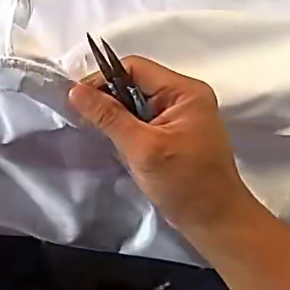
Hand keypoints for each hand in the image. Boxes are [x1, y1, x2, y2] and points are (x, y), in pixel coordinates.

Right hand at [67, 56, 261, 233]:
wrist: (214, 221)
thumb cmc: (185, 182)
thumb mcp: (142, 148)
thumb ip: (108, 116)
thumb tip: (75, 91)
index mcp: (185, 92)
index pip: (134, 68)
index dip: (102, 79)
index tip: (78, 100)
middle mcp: (183, 97)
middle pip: (132, 82)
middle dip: (106, 98)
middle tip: (83, 117)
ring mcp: (177, 116)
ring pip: (133, 101)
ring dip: (113, 114)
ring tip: (96, 130)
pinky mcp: (170, 133)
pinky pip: (139, 119)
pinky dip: (123, 127)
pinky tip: (112, 141)